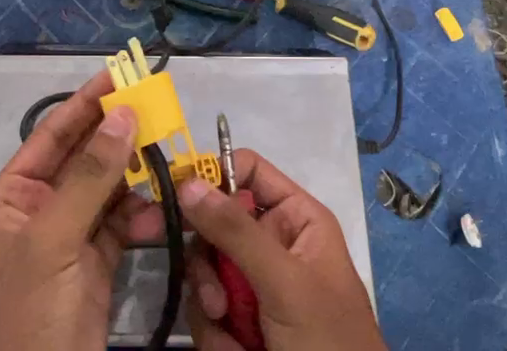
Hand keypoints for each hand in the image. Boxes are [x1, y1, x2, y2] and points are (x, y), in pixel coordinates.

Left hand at [0, 71, 163, 350]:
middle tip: (160, 107)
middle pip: (84, 160)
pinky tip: (167, 211)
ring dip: (138, 177)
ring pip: (109, 193)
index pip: (53, 135)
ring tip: (171, 158)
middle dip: (120, 136)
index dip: (86, 103)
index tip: (120, 73)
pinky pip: (124, 227)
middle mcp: (40, 211)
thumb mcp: (52, 241)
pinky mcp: (97, 267)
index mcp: (12, 197)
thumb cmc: (27, 312)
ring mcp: (69, 240)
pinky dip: (146, 217)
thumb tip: (122, 114)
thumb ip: (89, 177)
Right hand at [178, 149, 385, 350]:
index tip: (179, 196)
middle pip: (214, 223)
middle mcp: (271, 243)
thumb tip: (188, 182)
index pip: (246, 171)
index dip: (212, 176)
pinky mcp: (239, 321)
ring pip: (203, 269)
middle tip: (210, 294)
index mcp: (295, 218)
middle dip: (207, 262)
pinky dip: (215, 335)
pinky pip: (205, 310)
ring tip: (232, 332)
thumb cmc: (328, 340)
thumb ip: (237, 232)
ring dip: (210, 303)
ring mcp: (253, 283)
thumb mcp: (286, 283)